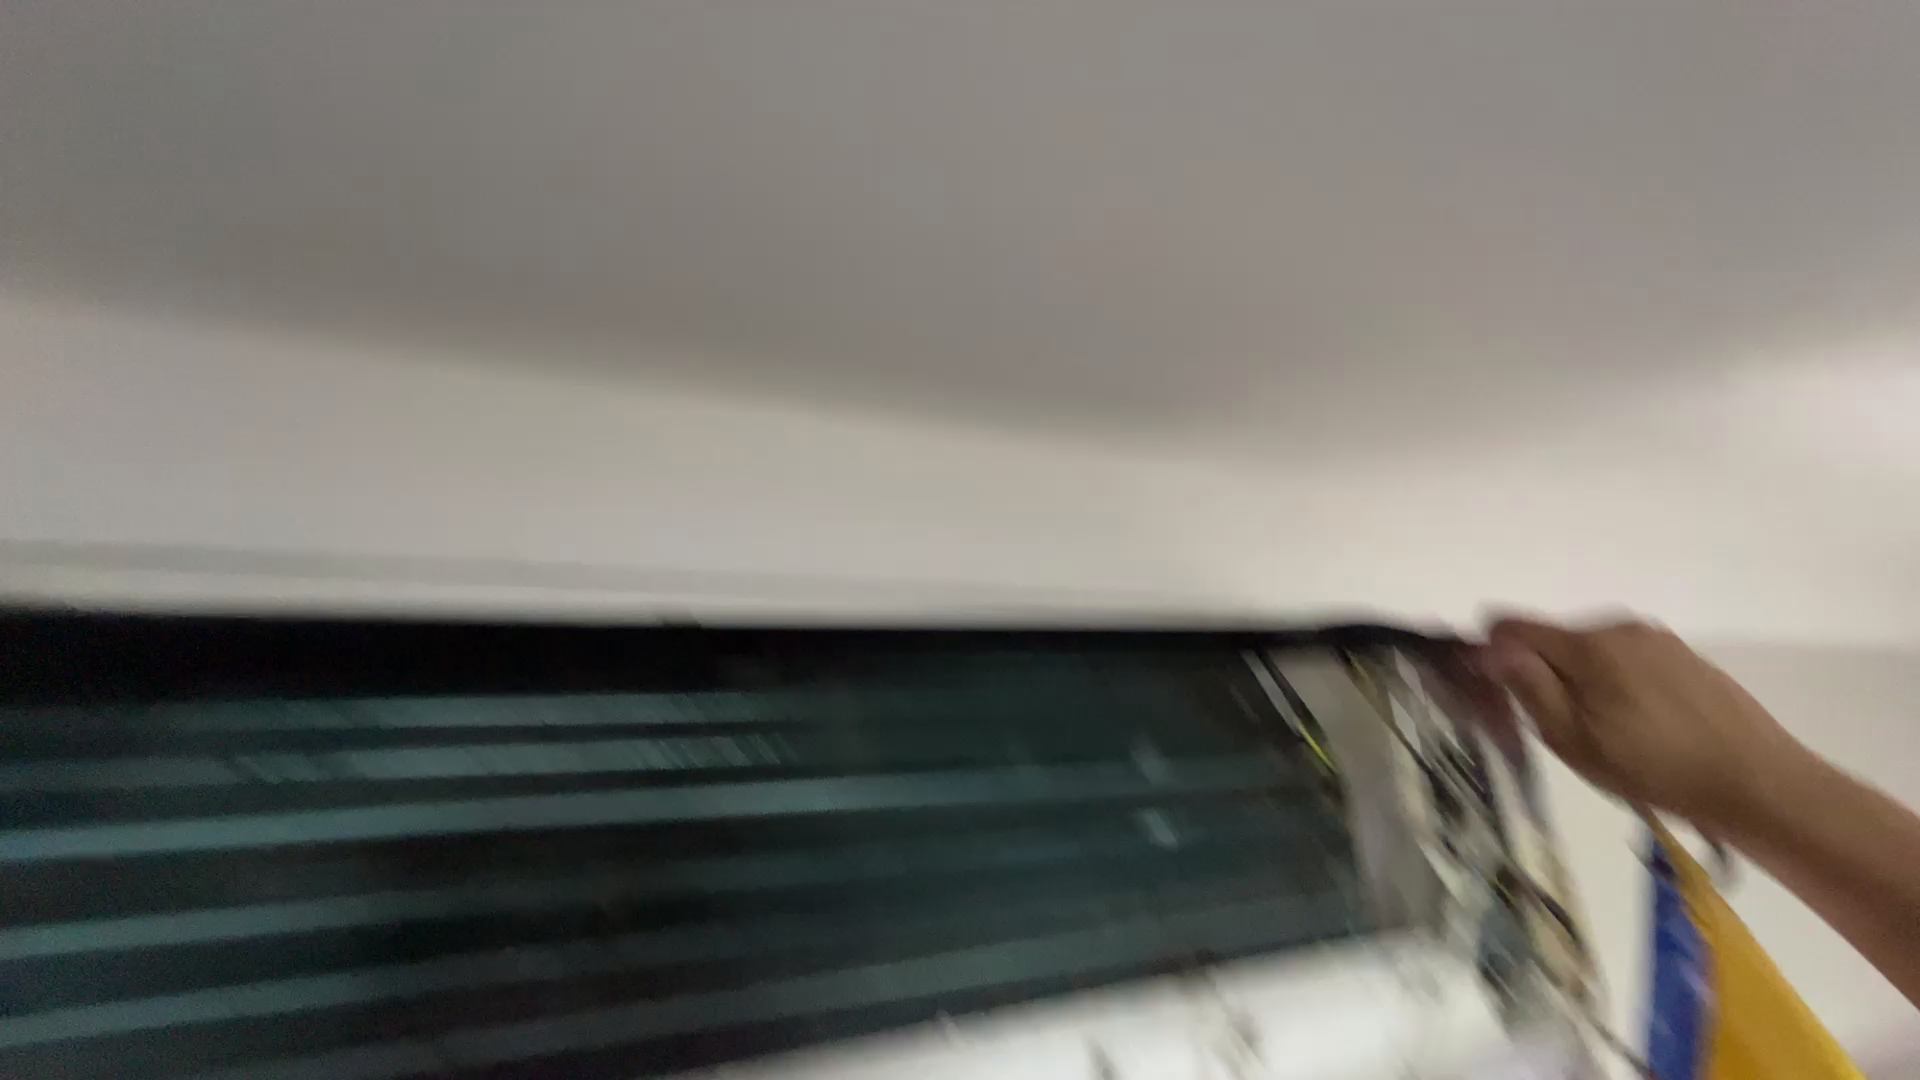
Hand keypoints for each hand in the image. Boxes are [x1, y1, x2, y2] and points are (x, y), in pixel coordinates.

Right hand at [1481, 615, 1811, 836]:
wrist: (1766, 789)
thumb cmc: (1653, 769)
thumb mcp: (1570, 737)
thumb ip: (1526, 684)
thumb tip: (1488, 647)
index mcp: (1587, 644)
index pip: (1509, 626)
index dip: (1493, 654)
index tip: (1503, 693)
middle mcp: (1620, 627)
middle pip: (1550, 638)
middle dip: (1541, 671)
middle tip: (1561, 724)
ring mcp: (1658, 639)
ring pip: (1588, 650)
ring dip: (1580, 678)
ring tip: (1606, 728)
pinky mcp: (1686, 656)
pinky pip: (1626, 657)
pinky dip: (1617, 682)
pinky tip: (1642, 723)